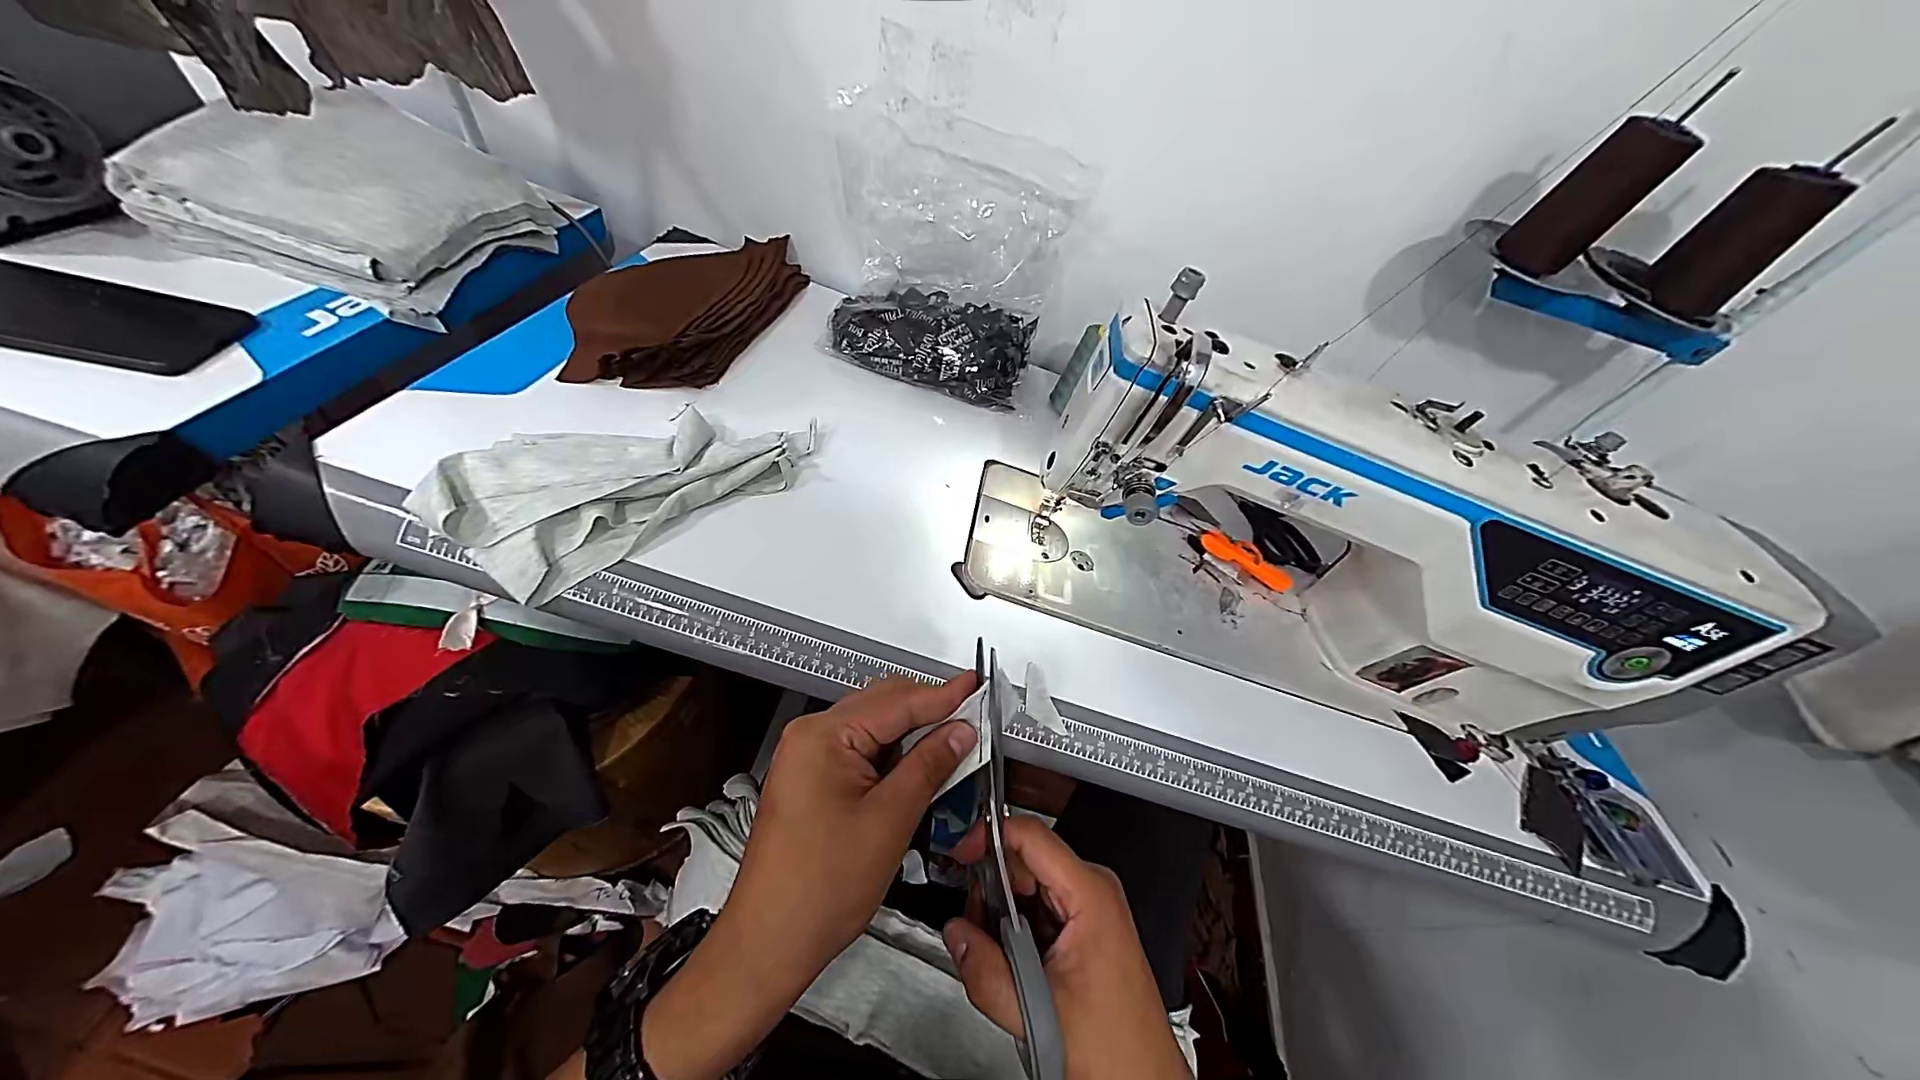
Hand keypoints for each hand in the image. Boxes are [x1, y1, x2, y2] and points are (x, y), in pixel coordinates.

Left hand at [641, 674, 978, 1079]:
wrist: (769, 942)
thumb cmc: (813, 892)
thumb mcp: (890, 821)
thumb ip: (929, 767)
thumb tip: (957, 734)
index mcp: (821, 737)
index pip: (897, 701)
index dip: (943, 695)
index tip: (972, 687)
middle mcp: (809, 739)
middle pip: (884, 706)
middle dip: (930, 713)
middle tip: (972, 718)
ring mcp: (808, 759)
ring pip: (875, 730)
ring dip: (914, 737)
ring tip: (954, 747)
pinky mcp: (812, 780)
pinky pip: (862, 752)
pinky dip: (894, 758)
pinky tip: (920, 769)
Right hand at [945, 815, 1189, 1079]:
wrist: (1143, 1079)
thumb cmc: (1115, 1050)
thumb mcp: (1035, 1014)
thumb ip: (984, 970)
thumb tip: (957, 932)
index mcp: (1090, 894)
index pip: (1031, 834)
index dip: (989, 835)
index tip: (961, 852)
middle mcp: (1093, 889)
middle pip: (1026, 857)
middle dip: (991, 885)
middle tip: (975, 923)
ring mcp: (1091, 904)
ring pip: (1029, 881)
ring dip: (1002, 909)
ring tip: (996, 951)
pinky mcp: (1084, 920)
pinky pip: (1039, 902)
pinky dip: (1017, 922)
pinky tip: (1014, 959)